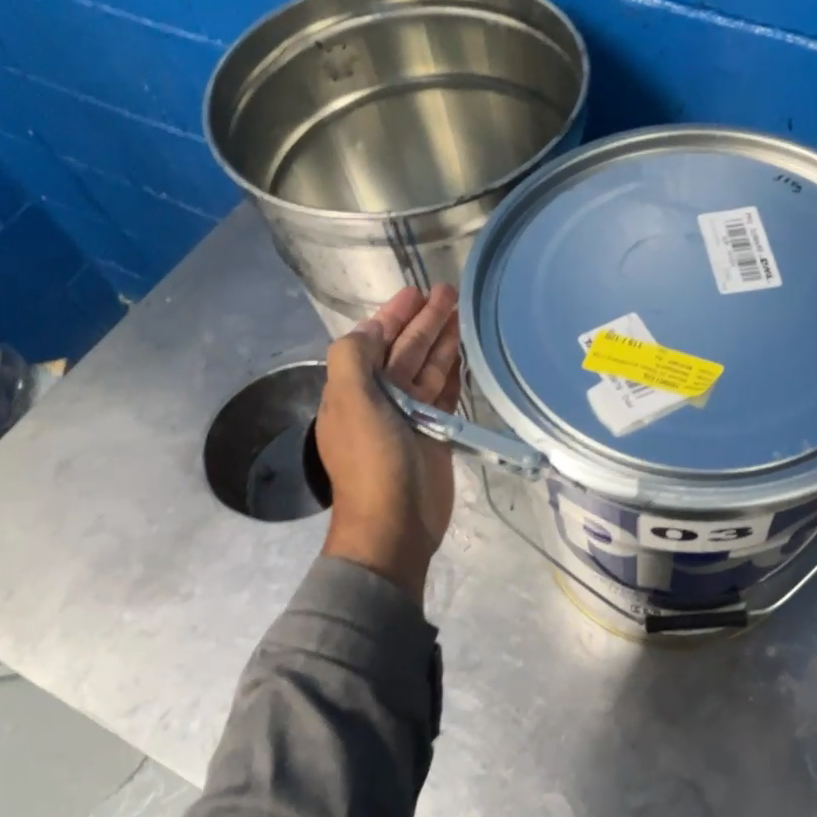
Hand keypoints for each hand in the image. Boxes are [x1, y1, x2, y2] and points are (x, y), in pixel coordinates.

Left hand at [318, 285, 461, 599]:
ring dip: (443, 342)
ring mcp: (409, 417)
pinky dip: (453, 374)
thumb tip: (372, 330)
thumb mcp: (351, 402)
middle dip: (424, 322)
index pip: (374, 341)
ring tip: (464, 313)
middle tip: (449, 293)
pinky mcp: (435, 435)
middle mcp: (380, 398)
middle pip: (405, 350)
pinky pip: (444, 395)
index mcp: (353, 388)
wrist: (394, 524)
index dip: (393, 315)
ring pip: (428, 369)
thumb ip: (354, 358)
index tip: (415, 291)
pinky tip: (465, 354)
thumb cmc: (372, 461)